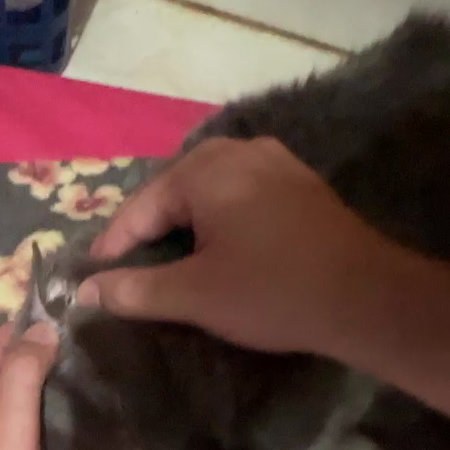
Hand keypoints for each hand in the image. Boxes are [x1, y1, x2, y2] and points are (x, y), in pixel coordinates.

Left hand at [0, 321, 60, 449]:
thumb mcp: (14, 429)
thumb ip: (24, 373)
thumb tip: (42, 327)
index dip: (31, 337)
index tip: (69, 333)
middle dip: (23, 363)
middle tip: (69, 361)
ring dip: (15, 389)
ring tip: (58, 386)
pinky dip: (3, 413)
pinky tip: (31, 420)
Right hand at [77, 137, 416, 354]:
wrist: (365, 298)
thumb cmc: (270, 291)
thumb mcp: (192, 295)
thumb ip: (133, 290)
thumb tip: (84, 292)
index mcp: (206, 170)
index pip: (141, 207)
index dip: (113, 247)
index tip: (93, 279)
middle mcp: (239, 151)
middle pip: (173, 191)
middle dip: (148, 231)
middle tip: (128, 269)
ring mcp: (275, 163)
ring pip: (208, 191)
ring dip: (183, 225)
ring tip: (167, 262)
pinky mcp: (299, 186)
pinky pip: (240, 196)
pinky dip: (217, 221)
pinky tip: (216, 249)